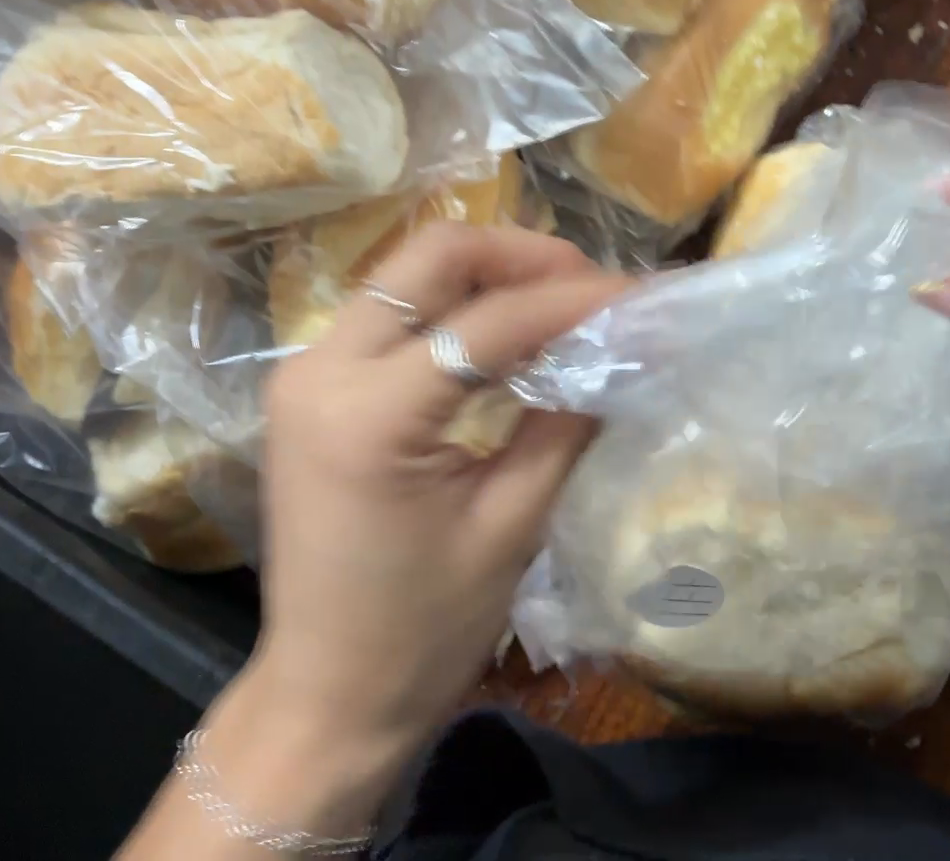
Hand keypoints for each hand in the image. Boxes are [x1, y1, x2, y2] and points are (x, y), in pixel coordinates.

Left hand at [248, 223, 629, 745]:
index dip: (575, 301)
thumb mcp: (512, 524)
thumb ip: (564, 424)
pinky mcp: (315, 388)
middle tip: (595, 287)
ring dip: (495, 278)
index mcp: (367, 416)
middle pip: (432, 258)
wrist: (330, 693)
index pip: (490, 324)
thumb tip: (618, 354)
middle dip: (525, 257)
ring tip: (568, 305)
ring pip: (412, 277)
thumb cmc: (426, 629)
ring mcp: (307, 372)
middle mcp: (320, 370)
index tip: (641, 296)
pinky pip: (398, 317)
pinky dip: (462, 312)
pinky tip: (515, 337)